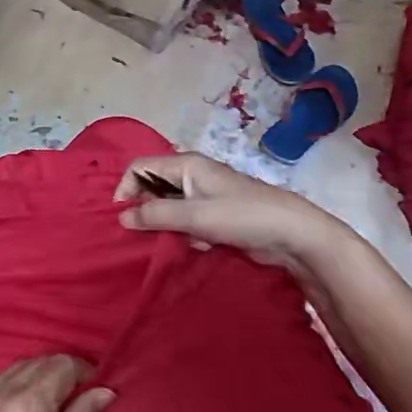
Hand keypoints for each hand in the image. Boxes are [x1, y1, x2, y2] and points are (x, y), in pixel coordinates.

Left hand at [0, 356, 114, 411]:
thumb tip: (104, 391)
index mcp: (23, 406)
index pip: (62, 365)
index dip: (86, 372)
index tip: (98, 391)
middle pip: (41, 361)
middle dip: (66, 372)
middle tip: (83, 398)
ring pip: (20, 366)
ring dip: (43, 374)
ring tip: (59, 403)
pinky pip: (0, 379)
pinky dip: (21, 382)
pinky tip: (29, 407)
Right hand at [113, 153, 354, 282]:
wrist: (291, 234)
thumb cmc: (241, 216)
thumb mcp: (194, 215)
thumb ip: (155, 215)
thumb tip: (122, 218)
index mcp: (186, 164)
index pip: (140, 168)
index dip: (125, 189)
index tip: (120, 218)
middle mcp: (193, 175)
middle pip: (154, 187)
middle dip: (145, 210)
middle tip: (140, 236)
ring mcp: (206, 196)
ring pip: (171, 208)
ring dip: (167, 226)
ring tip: (172, 243)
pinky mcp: (216, 216)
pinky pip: (188, 222)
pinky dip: (187, 235)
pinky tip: (199, 247)